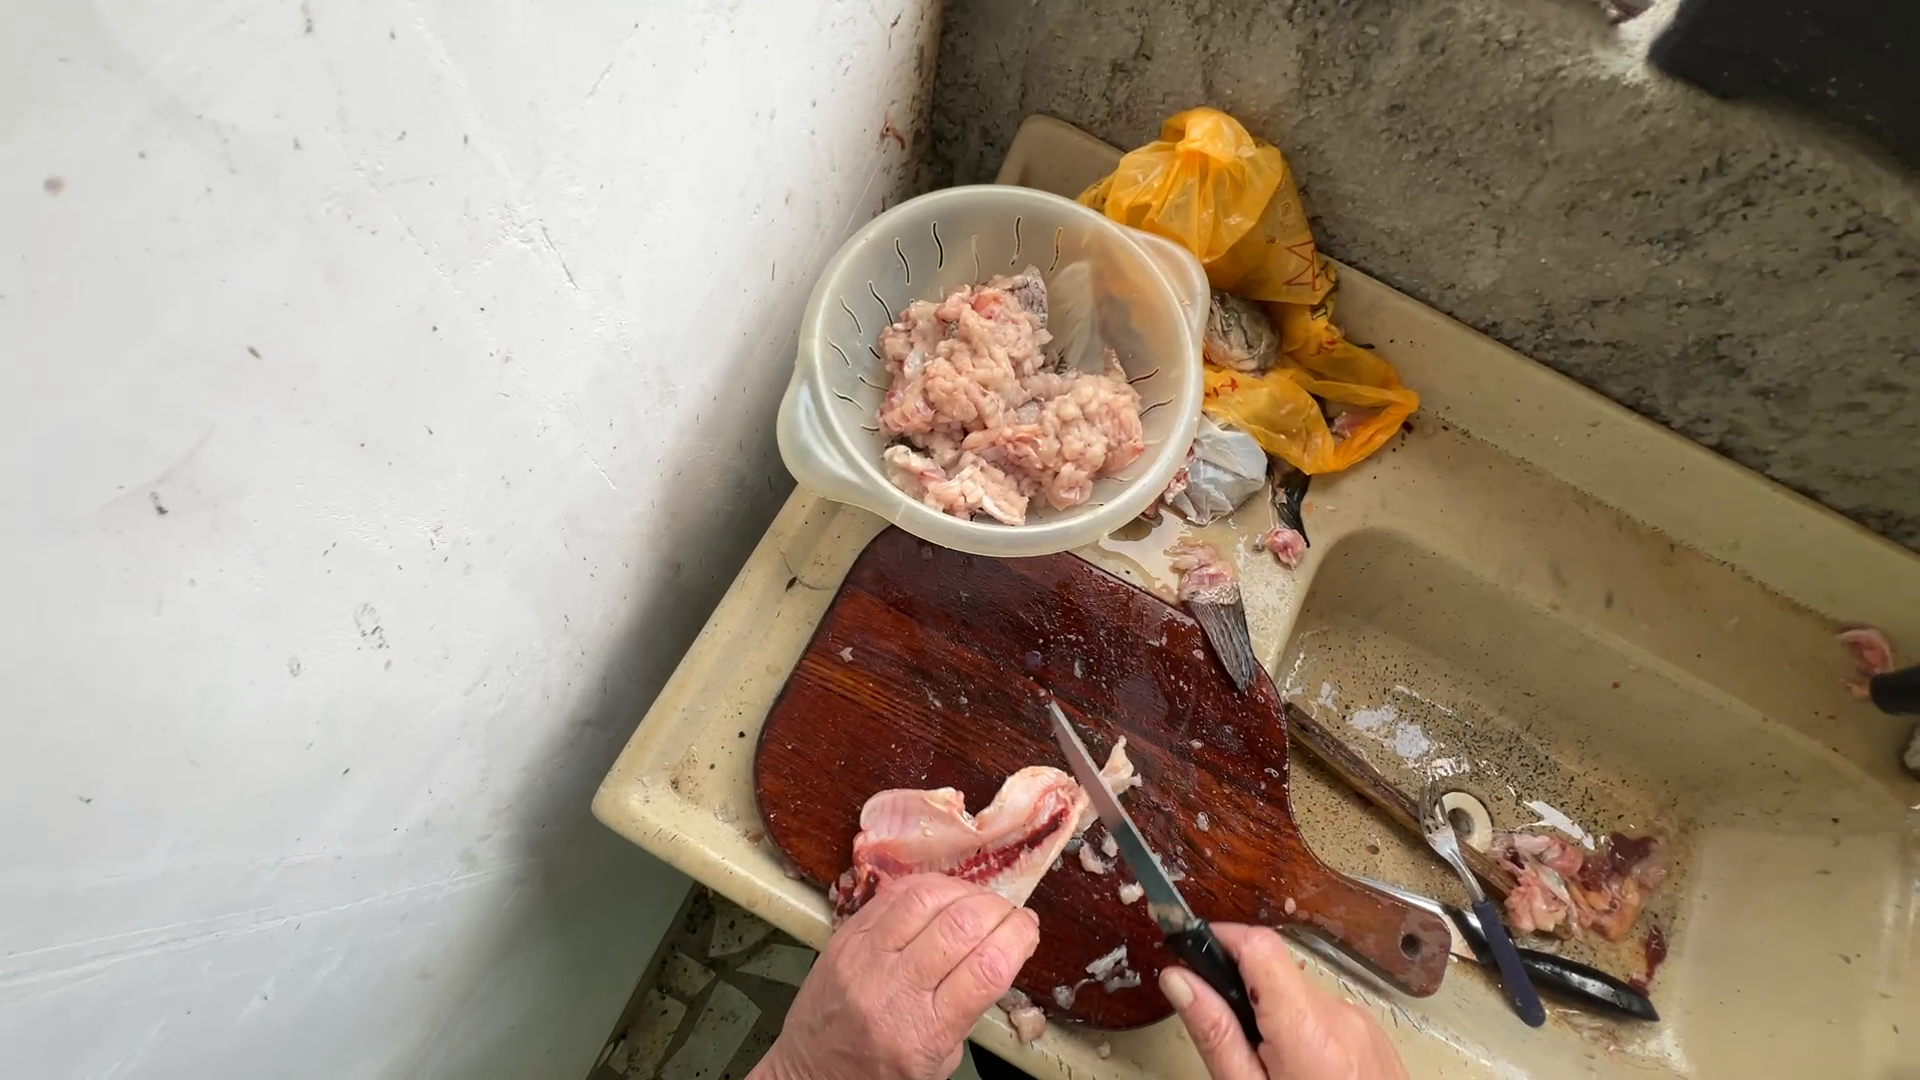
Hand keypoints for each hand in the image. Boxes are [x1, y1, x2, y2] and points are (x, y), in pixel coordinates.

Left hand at [750, 874, 1040, 1079]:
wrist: (809, 1074)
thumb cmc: (880, 1075)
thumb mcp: (938, 1062)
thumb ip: (966, 1007)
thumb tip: (1000, 946)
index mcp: (922, 1035)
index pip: (985, 970)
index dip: (1017, 938)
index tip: (1029, 929)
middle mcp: (892, 991)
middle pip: (960, 927)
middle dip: (997, 910)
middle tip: (1009, 912)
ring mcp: (865, 957)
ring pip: (926, 898)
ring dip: (965, 891)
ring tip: (979, 900)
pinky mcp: (847, 934)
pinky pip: (895, 893)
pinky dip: (930, 886)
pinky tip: (945, 893)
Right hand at [1160, 923, 1407, 1079]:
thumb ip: (1216, 1035)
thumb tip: (1178, 977)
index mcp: (1308, 1032)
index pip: (1258, 944)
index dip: (1222, 939)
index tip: (1196, 955)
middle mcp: (1342, 1017)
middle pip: (1275, 969)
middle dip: (1244, 990)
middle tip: (1232, 1039)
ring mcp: (1365, 1027)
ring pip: (1298, 992)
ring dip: (1276, 1013)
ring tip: (1272, 1067)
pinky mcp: (1379, 1040)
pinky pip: (1326, 1013)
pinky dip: (1306, 1030)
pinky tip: (1304, 1071)